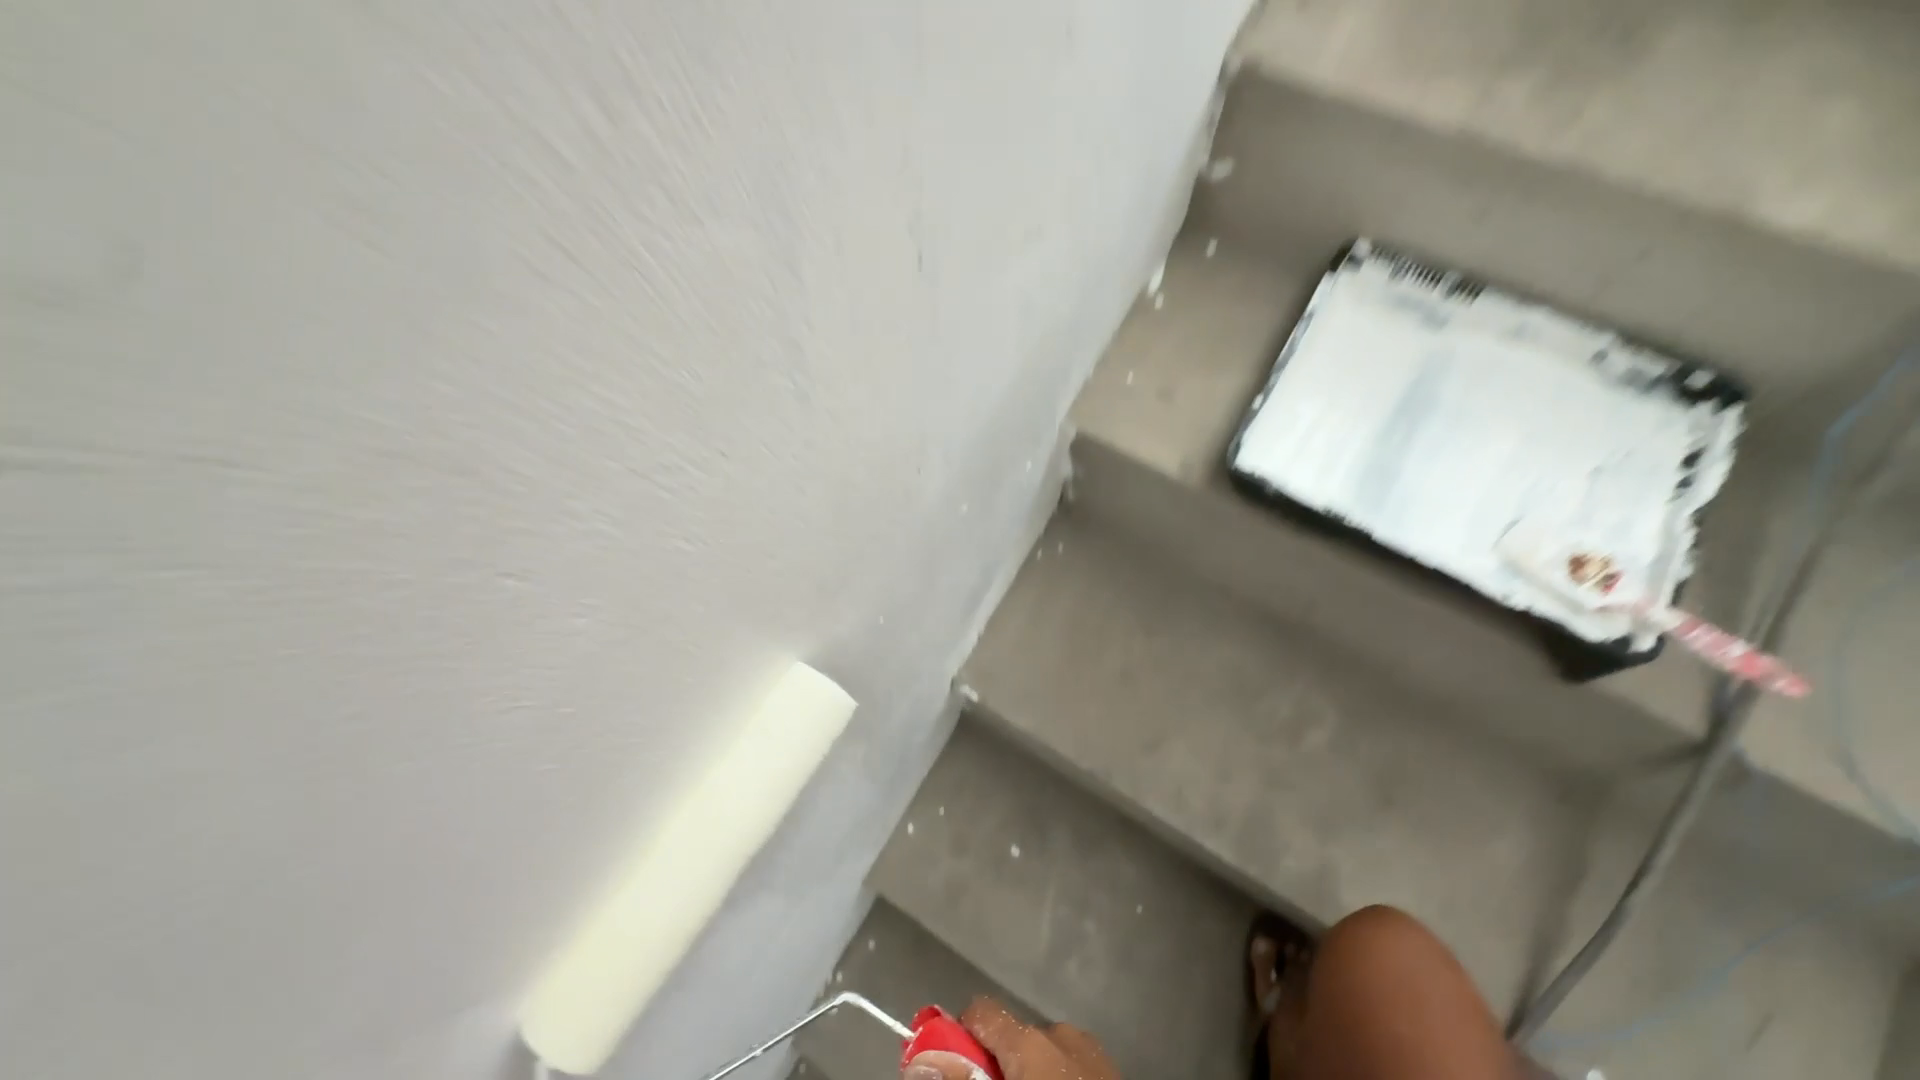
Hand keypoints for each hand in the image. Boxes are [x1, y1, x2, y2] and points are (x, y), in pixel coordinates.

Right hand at [903, 998, 1119, 1079]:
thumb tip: (917, 1061)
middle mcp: (1062, 1033)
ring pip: (1044, 1057)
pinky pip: (1071, 1070)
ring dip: (1028, 1075)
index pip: (979, 1011)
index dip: (958, 1038)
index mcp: (1031, 1038)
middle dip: (995, 1067)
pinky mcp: (1113, 1072)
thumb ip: (959, 1079)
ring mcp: (1094, 1054)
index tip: (950, 1070)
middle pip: (1011, 1039)